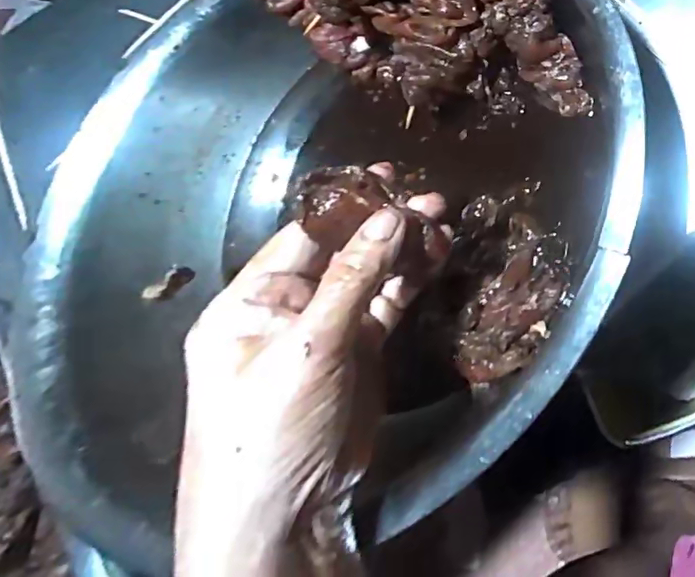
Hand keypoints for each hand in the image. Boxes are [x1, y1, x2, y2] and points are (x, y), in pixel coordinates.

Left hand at [176, 166, 446, 576]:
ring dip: (408, 247)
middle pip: (346, 249)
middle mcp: (289, 307)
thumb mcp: (308, 349)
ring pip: (374, 271)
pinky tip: (438, 255)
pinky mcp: (362, 345)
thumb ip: (353, 278)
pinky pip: (390, 298)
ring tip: (444, 222)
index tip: (390, 178)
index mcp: (250, 303)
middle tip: (432, 200)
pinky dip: (414, 275)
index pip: (303, 237)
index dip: (348, 207)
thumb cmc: (270, 428)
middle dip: (387, 224)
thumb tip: (392, 215)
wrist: (285, 515)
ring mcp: (329, 326)